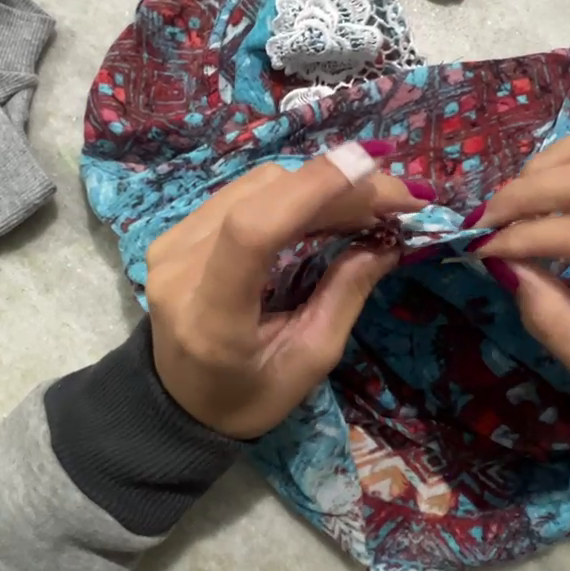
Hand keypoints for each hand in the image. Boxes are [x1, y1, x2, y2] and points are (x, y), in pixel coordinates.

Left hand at [146, 143, 425, 438]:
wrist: (177, 402)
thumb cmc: (246, 396)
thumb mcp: (308, 361)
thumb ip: (344, 296)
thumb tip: (387, 239)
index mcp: (212, 319)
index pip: (253, 233)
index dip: (312, 189)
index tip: (372, 168)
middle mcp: (180, 270)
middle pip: (262, 198)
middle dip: (337, 189)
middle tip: (398, 200)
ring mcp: (170, 245)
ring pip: (254, 186)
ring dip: (318, 187)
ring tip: (369, 207)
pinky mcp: (175, 233)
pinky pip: (241, 194)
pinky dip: (292, 194)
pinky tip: (327, 208)